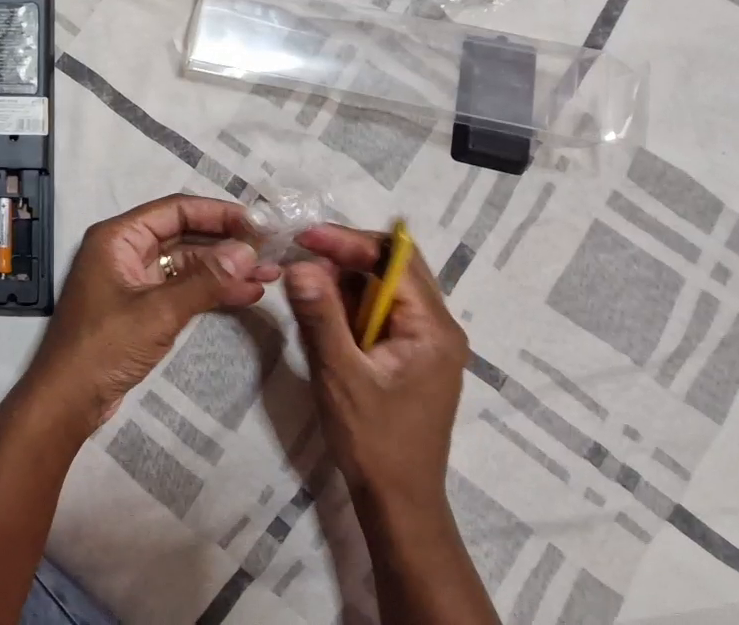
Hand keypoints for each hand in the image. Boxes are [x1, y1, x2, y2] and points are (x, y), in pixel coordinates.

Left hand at [24, 195, 280, 433]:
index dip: (219, 213)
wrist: (70, 398)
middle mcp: (125, 250)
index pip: (175, 210)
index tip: (260, 223)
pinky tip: (247, 293)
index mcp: (118, 237)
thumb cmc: (106, 346)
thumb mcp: (159, 311)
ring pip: (187, 262)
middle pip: (184, 233)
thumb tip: (249, 251)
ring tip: (271, 274)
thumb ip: (205, 280)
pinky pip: (182, 287)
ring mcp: (134, 279)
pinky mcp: (142, 306)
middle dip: (227, 241)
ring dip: (225, 268)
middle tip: (273, 250)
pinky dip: (211, 290)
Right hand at [283, 224, 468, 516]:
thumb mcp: (339, 374)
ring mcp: (427, 343)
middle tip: (301, 256)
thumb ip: (321, 316)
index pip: (394, 259)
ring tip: (305, 283)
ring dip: (346, 279)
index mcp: (432, 328)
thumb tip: (300, 264)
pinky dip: (351, 304)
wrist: (398, 499)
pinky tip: (322, 312)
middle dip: (346, 255)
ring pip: (386, 288)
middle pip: (394, 266)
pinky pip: (381, 313)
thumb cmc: (373, 439)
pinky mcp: (411, 357)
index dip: (348, 242)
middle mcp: (438, 327)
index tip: (303, 238)